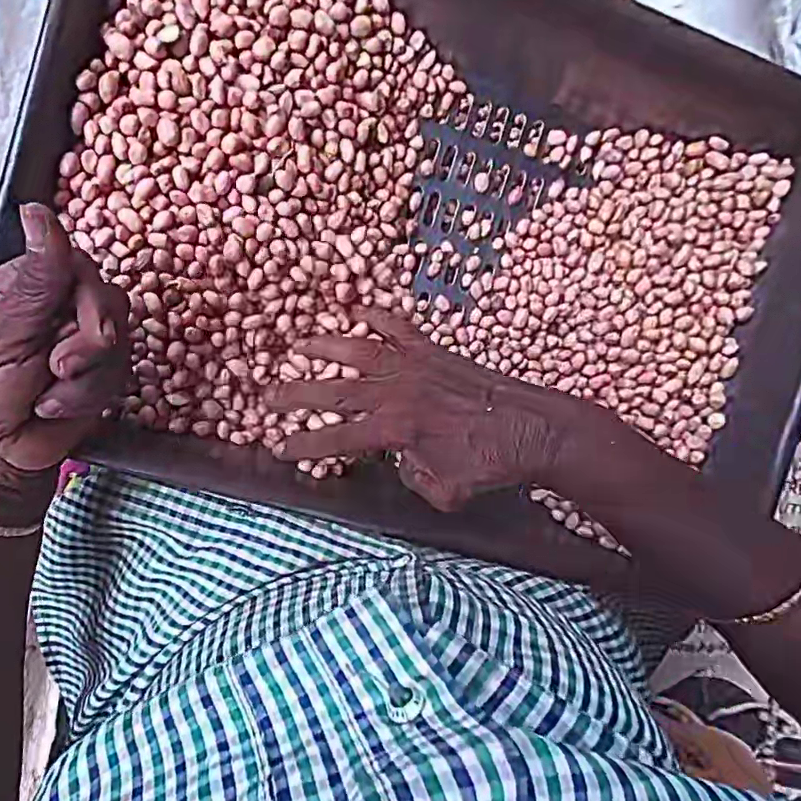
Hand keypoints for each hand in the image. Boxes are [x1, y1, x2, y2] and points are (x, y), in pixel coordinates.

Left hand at [0, 203, 130, 526]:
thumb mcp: (3, 334)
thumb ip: (37, 278)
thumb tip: (38, 213)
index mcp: (23, 287)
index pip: (76, 265)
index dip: (86, 294)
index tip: (73, 321)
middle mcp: (54, 310)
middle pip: (107, 300)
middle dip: (90, 340)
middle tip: (60, 366)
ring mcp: (77, 344)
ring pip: (119, 339)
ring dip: (88, 376)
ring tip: (48, 395)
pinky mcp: (96, 377)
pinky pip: (120, 373)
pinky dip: (91, 395)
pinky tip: (56, 408)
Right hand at [264, 308, 578, 511]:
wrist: (533, 427)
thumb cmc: (490, 463)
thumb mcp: (445, 489)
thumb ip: (412, 475)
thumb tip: (399, 459)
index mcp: (396, 430)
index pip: (337, 438)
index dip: (304, 444)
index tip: (278, 448)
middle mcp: (397, 393)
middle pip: (334, 391)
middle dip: (296, 394)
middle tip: (268, 397)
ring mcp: (414, 366)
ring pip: (358, 352)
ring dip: (323, 348)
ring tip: (297, 345)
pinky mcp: (432, 350)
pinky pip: (398, 328)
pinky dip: (377, 317)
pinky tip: (358, 310)